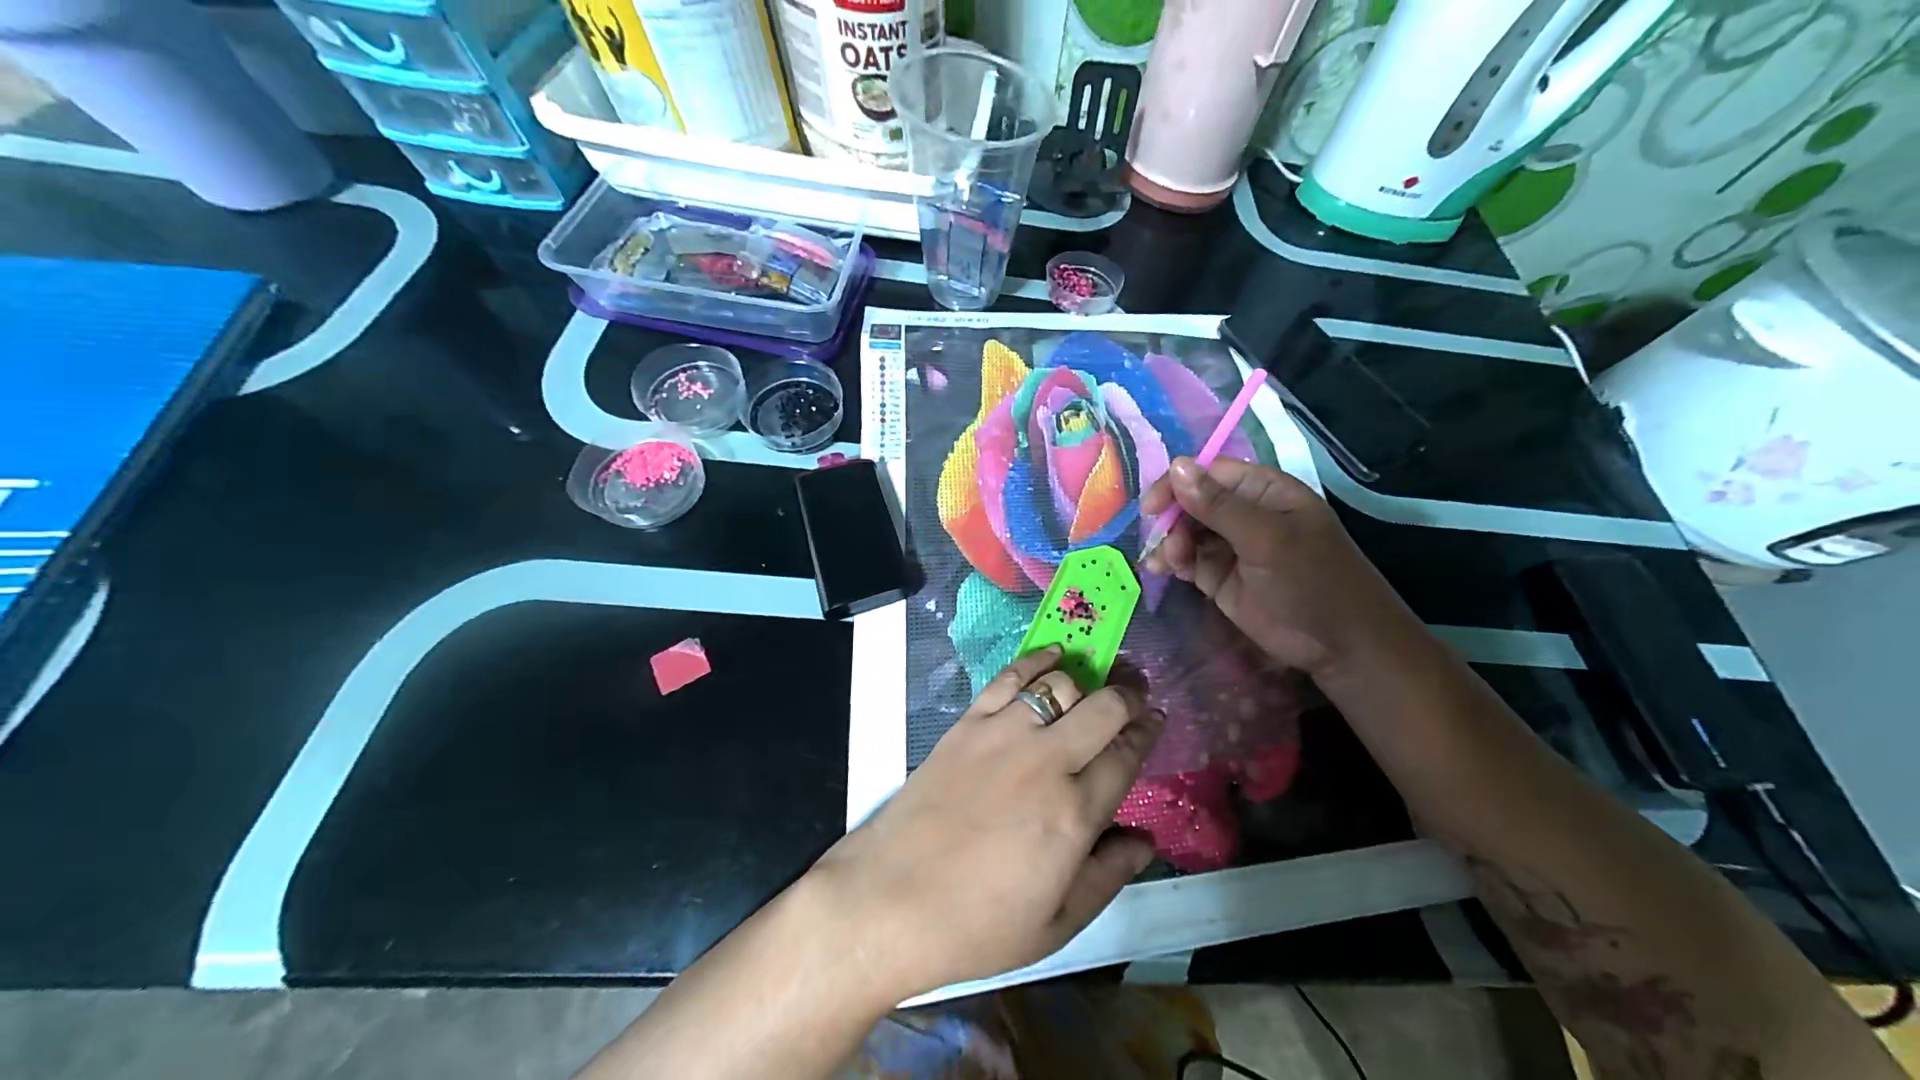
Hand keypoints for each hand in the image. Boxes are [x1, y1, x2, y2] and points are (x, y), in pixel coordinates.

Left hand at [801, 647, 1161, 1001]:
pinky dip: (1036, 661)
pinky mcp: (967, 725)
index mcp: (1075, 814)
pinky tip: (1051, 657)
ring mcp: (1003, 736)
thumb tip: (1146, 839)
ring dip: (1086, 679)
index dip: (1147, 732)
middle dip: (1129, 695)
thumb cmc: (976, 925)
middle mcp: (1046, 762)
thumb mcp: (1056, 924)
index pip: (1126, 755)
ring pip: (1060, 685)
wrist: (890, 900)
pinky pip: (1009, 678)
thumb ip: (1108, 876)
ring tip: (1096, 678)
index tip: (1156, 717)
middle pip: (1104, 708)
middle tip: (1136, 692)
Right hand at [1140, 457, 1420, 676]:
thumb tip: (1177, 466)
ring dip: (1169, 542)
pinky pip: (1186, 559)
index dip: (1178, 484)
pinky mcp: (1218, 575)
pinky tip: (1163, 571)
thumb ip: (1219, 505)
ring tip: (1168, 564)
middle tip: (1161, 543)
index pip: (1210, 473)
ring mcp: (1230, 544)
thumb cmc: (1311, 581)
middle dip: (1172, 518)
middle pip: (1192, 501)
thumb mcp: (1266, 539)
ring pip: (1185, 530)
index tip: (1153, 507)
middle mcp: (1244, 512)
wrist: (1338, 645)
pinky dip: (1171, 561)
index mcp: (1264, 490)